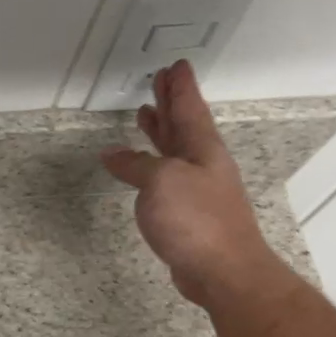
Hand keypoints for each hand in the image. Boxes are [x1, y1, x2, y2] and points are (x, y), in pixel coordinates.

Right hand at [100, 59, 285, 308]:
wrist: (222, 270)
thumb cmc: (195, 220)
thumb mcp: (160, 183)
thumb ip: (135, 165)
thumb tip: (112, 154)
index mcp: (202, 150)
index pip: (189, 110)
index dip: (180, 89)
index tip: (175, 66)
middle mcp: (203, 164)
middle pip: (184, 126)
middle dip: (171, 104)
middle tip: (160, 81)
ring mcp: (197, 189)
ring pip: (175, 150)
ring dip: (161, 132)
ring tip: (147, 116)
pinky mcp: (188, 213)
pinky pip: (167, 176)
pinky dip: (152, 163)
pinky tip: (139, 168)